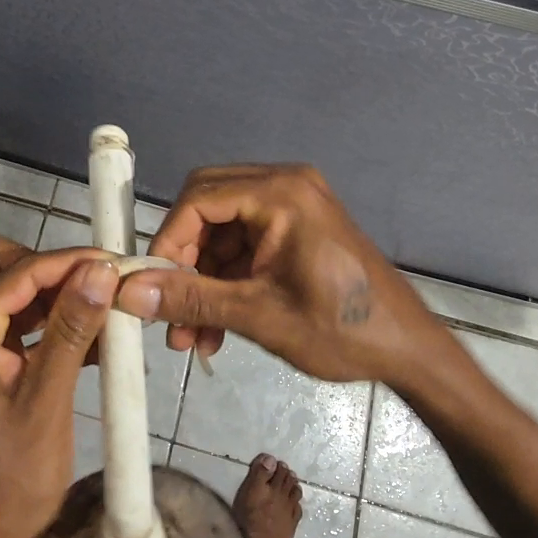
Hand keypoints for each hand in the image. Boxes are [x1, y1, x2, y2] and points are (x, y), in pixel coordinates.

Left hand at [0, 235, 118, 537]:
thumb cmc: (11, 476)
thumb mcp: (47, 401)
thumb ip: (72, 330)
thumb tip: (100, 271)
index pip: (19, 271)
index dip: (68, 261)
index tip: (114, 262)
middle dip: (49, 268)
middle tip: (95, 286)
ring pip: (4, 288)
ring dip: (49, 293)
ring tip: (97, 310)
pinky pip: (10, 319)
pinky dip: (44, 319)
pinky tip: (85, 338)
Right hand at [118, 164, 440, 383]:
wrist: (409, 352)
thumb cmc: (341, 330)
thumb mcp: (259, 316)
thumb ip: (191, 299)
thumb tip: (128, 293)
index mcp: (281, 193)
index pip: (199, 199)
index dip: (167, 242)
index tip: (152, 287)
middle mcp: (285, 185)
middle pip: (206, 207)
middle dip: (183, 261)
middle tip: (169, 306)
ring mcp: (293, 204)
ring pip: (222, 231)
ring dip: (203, 280)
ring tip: (191, 337)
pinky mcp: (296, 227)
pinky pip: (244, 244)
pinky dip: (226, 281)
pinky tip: (215, 329)